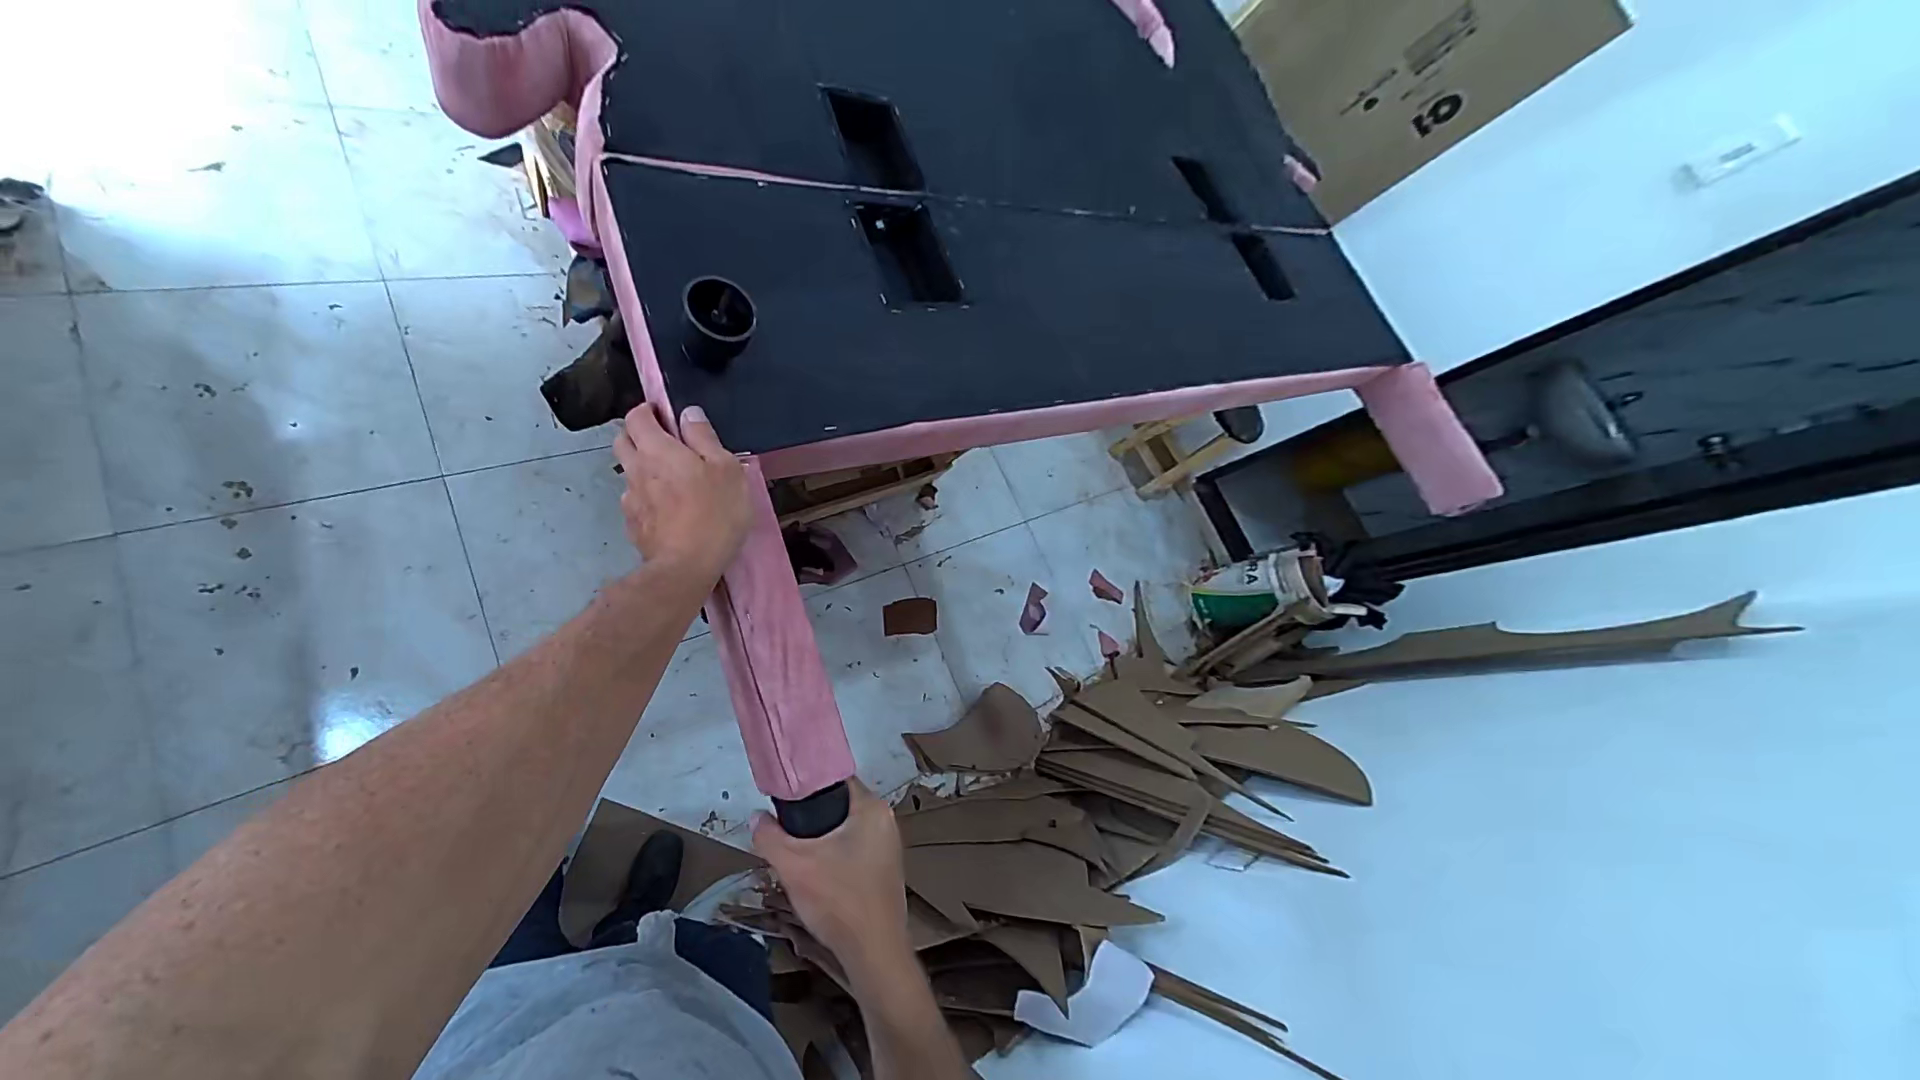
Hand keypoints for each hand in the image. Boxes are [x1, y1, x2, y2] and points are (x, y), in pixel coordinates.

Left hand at [612, 404, 752, 576]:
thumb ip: (704, 437)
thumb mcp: (725, 469)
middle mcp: (635, 469)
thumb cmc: (714, 513)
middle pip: (622, 440)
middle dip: (638, 435)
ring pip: (629, 473)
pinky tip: (668, 511)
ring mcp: (630, 499)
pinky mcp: (633, 525)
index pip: (637, 416)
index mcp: (656, 449)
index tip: (666, 415)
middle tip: (665, 444)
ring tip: (672, 482)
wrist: (687, 566)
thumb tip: (688, 413)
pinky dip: (648, 498)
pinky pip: (636, 501)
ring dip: (644, 469)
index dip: (649, 411)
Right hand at [752, 782, 912, 985]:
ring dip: (822, 840)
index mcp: (872, 807)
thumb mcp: (793, 865)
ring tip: (796, 852)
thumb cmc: (838, 900)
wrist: (874, 952)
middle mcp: (886, 820)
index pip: (836, 780)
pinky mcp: (886, 869)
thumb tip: (756, 818)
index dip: (807, 787)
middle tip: (785, 829)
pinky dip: (835, 855)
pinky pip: (855, 849)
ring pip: (846, 830)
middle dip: (812, 817)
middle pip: (840, 806)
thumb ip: (769, 837)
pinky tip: (818, 873)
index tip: (783, 799)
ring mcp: (889, 846)